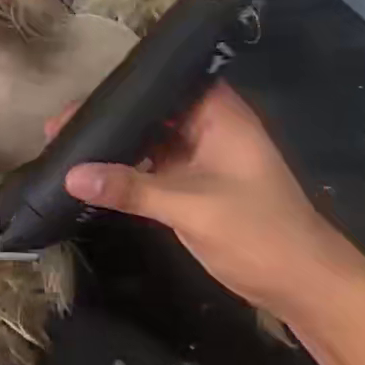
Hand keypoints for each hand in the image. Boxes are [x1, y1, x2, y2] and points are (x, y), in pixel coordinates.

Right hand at [53, 82, 364, 315]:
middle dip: (112, 115)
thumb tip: (70, 174)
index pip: (168, 80)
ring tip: (68, 144)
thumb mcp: (191, 206)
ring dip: (117, 144)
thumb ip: (132, 188)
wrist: (302, 285)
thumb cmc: (258, 232)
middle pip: (153, 110)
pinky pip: (154, 168)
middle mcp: (209, 127)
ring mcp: (201, 157)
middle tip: (62, 122)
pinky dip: (128, 170)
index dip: (128, 80)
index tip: (85, 88)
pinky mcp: (194, 185)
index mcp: (219, 113)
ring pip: (151, 140)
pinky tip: (95, 173)